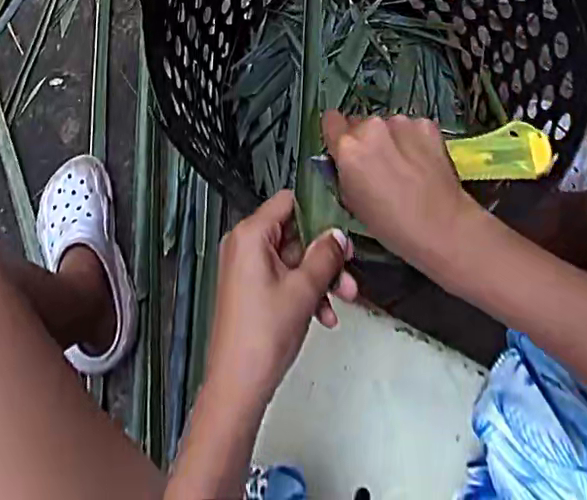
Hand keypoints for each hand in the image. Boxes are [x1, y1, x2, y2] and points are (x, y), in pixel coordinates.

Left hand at [201, 189, 359, 408]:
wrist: (238, 383)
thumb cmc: (263, 334)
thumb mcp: (304, 289)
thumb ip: (325, 256)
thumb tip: (337, 235)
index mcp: (250, 234)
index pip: (287, 202)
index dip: (317, 212)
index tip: (341, 230)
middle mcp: (243, 244)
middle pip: (293, 233)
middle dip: (324, 255)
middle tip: (348, 271)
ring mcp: (245, 267)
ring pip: (292, 259)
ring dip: (319, 277)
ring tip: (343, 300)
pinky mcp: (249, 288)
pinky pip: (282, 277)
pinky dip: (304, 291)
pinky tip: (323, 316)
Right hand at [323, 112, 488, 271]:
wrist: (444, 228)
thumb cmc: (391, 224)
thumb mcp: (350, 201)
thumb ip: (342, 171)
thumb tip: (345, 159)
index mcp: (348, 147)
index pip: (330, 119)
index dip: (336, 134)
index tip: (343, 147)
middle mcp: (371, 127)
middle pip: (360, 123)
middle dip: (366, 140)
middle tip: (379, 165)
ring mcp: (401, 122)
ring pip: (387, 125)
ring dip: (391, 139)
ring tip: (406, 166)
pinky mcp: (427, 125)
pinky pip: (412, 128)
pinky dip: (414, 140)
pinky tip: (423, 162)